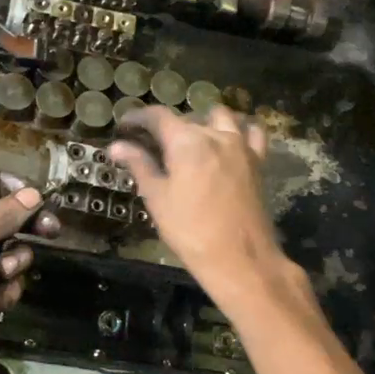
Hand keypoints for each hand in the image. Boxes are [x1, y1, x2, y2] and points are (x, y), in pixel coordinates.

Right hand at [110, 106, 283, 285]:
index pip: (157, 116)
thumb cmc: (190, 230)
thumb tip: (116, 146)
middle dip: (164, 127)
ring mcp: (240, 146)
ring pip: (220, 117)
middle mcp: (215, 135)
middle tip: (149, 145)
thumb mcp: (157, 198)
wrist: (239, 257)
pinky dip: (239, 128)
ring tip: (189, 139)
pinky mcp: (258, 160)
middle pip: (185, 118)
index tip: (124, 127)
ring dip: (201, 121)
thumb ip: (139, 165)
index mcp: (186, 142)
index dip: (137, 117)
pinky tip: (229, 139)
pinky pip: (251, 131)